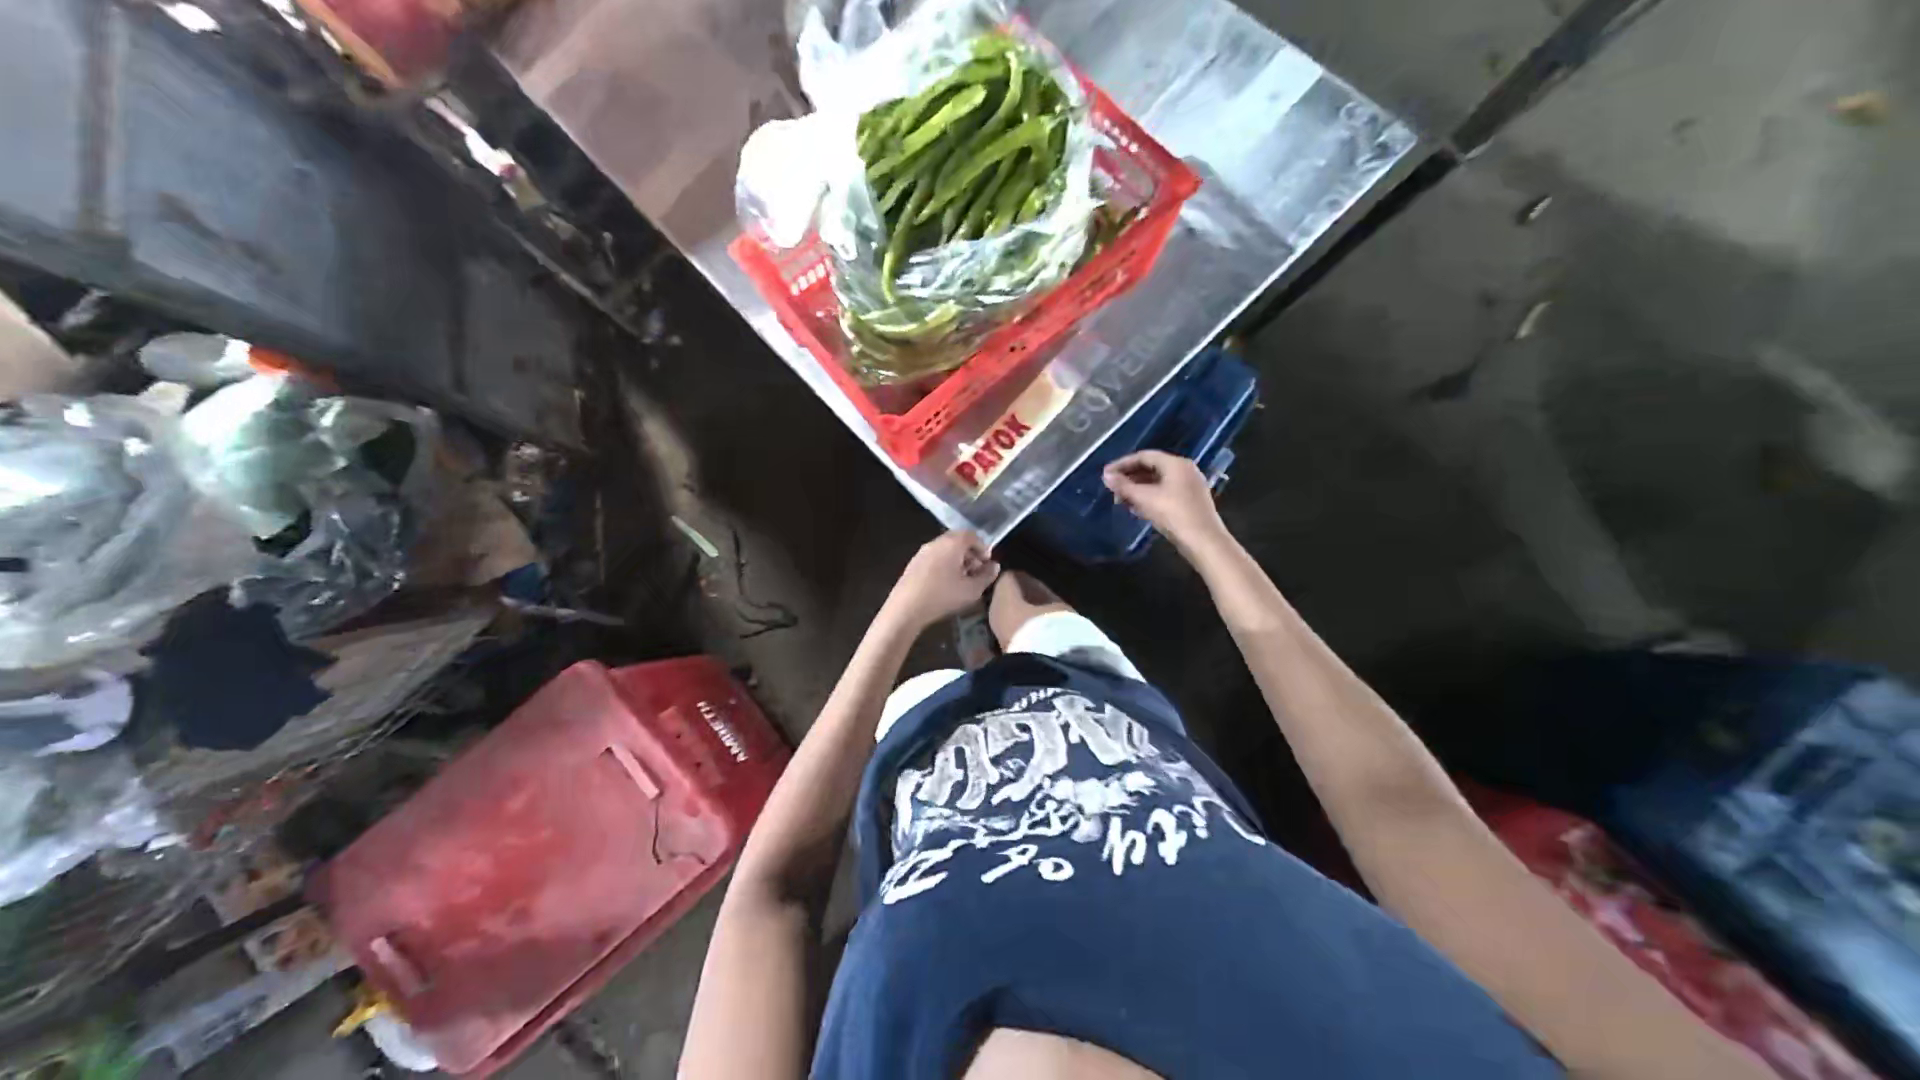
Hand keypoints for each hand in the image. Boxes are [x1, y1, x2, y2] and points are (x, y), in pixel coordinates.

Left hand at [883, 530, 998, 629]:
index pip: (972, 535)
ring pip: (945, 549)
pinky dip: (944, 564)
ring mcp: (922, 552)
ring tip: (962, 579)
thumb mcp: (972, 590)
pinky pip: (934, 557)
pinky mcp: (913, 563)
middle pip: (957, 540)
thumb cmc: (943, 596)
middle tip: (976, 571)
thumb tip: (994, 566)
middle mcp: (936, 542)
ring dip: (957, 559)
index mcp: (952, 543)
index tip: (987, 563)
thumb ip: (986, 576)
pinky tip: (945, 583)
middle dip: (970, 553)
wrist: (906, 607)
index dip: (983, 547)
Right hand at [1102, 450, 1227, 549]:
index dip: (1122, 464)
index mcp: (1176, 464)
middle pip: (1151, 468)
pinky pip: (1165, 492)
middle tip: (1112, 489)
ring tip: (1121, 500)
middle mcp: (1184, 470)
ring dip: (1138, 489)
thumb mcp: (1145, 498)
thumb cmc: (1174, 514)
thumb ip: (1124, 486)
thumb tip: (1106, 476)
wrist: (1204, 541)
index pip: (1144, 456)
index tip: (1106, 474)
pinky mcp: (1190, 501)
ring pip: (1158, 481)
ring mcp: (1189, 486)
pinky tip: (1137, 508)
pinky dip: (1149, 497)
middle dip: (1129, 478)